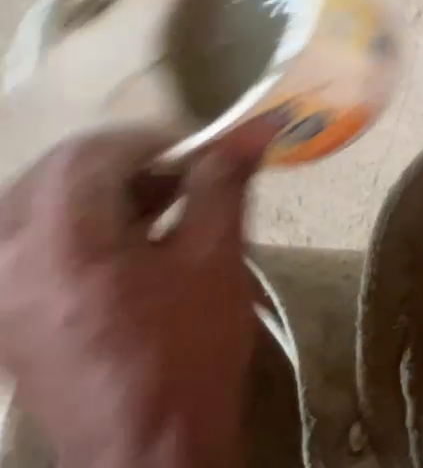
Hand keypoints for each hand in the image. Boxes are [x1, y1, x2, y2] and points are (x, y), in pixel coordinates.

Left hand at [0, 128, 265, 467]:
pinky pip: (24, 247)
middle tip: (185, 174)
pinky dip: (75, 227)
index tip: (203, 151)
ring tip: (163, 207)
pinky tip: (131, 245)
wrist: (146, 437)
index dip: (150, 139)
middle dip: (121, 163)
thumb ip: (224, 184)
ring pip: (30, 209)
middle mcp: (5, 263)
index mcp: (58, 245)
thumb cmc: (188, 343)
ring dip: (96, 193)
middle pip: (47, 177)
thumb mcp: (217, 255)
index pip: (86, 155)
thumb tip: (257, 127)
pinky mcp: (3, 316)